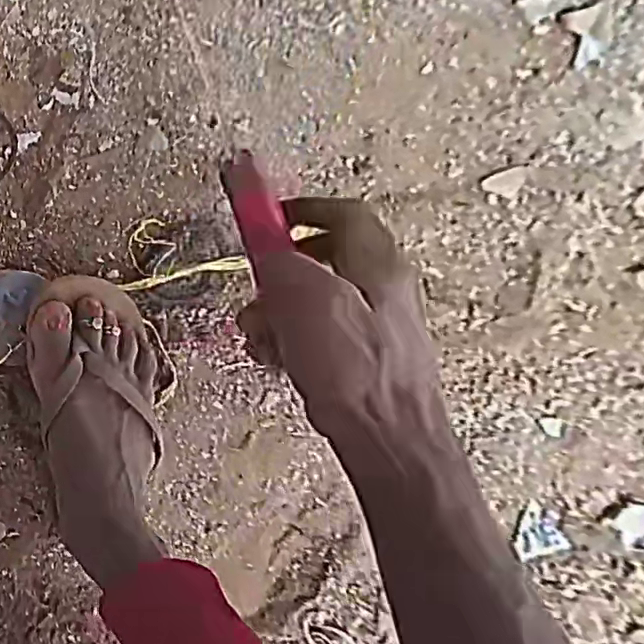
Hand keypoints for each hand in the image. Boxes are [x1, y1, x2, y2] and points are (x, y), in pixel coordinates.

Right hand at [237, 198, 442, 439]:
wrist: (385, 433)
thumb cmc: (351, 368)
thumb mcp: (309, 304)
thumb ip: (285, 264)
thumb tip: (269, 245)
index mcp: (376, 265)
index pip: (342, 213)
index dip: (300, 210)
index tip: (261, 220)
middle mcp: (377, 285)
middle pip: (316, 256)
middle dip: (275, 274)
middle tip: (258, 294)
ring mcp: (369, 318)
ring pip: (306, 295)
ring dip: (273, 312)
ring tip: (266, 339)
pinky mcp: (355, 347)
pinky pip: (310, 326)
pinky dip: (286, 335)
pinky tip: (278, 357)